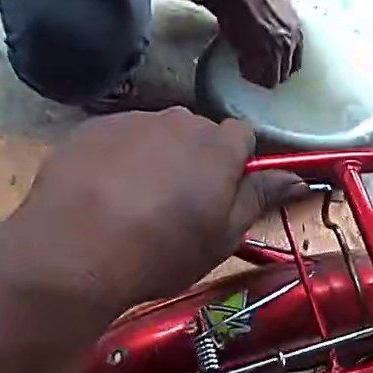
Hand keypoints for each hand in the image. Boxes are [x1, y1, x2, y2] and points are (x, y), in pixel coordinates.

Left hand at [0, 109, 308, 315]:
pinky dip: (116, 159)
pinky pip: (116, 138)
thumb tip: (296, 176)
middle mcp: (177, 121)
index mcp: (217, 146)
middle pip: (196, 134)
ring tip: (132, 204)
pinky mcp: (91, 129)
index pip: (242, 135)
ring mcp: (130, 121)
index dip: (234, 163)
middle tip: (174, 207)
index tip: (220, 194)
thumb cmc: (160, 251)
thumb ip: (258, 198)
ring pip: (155, 135)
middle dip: (193, 160)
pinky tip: (100, 194)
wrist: (75, 249)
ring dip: (154, 158)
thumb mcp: (220, 237)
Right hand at [202, 0, 302, 87]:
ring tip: (248, 67)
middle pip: (284, 73)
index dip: (283, 65)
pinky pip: (253, 75)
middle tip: (258, 69)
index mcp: (296, 30)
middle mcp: (287, 43)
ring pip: (270, 79)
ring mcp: (271, 51)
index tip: (273, 65)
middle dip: (271, 73)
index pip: (296, 61)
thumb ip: (283, 23)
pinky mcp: (254, 56)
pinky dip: (247, 72)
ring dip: (259, 75)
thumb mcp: (280, 4)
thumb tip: (277, 32)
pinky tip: (241, 63)